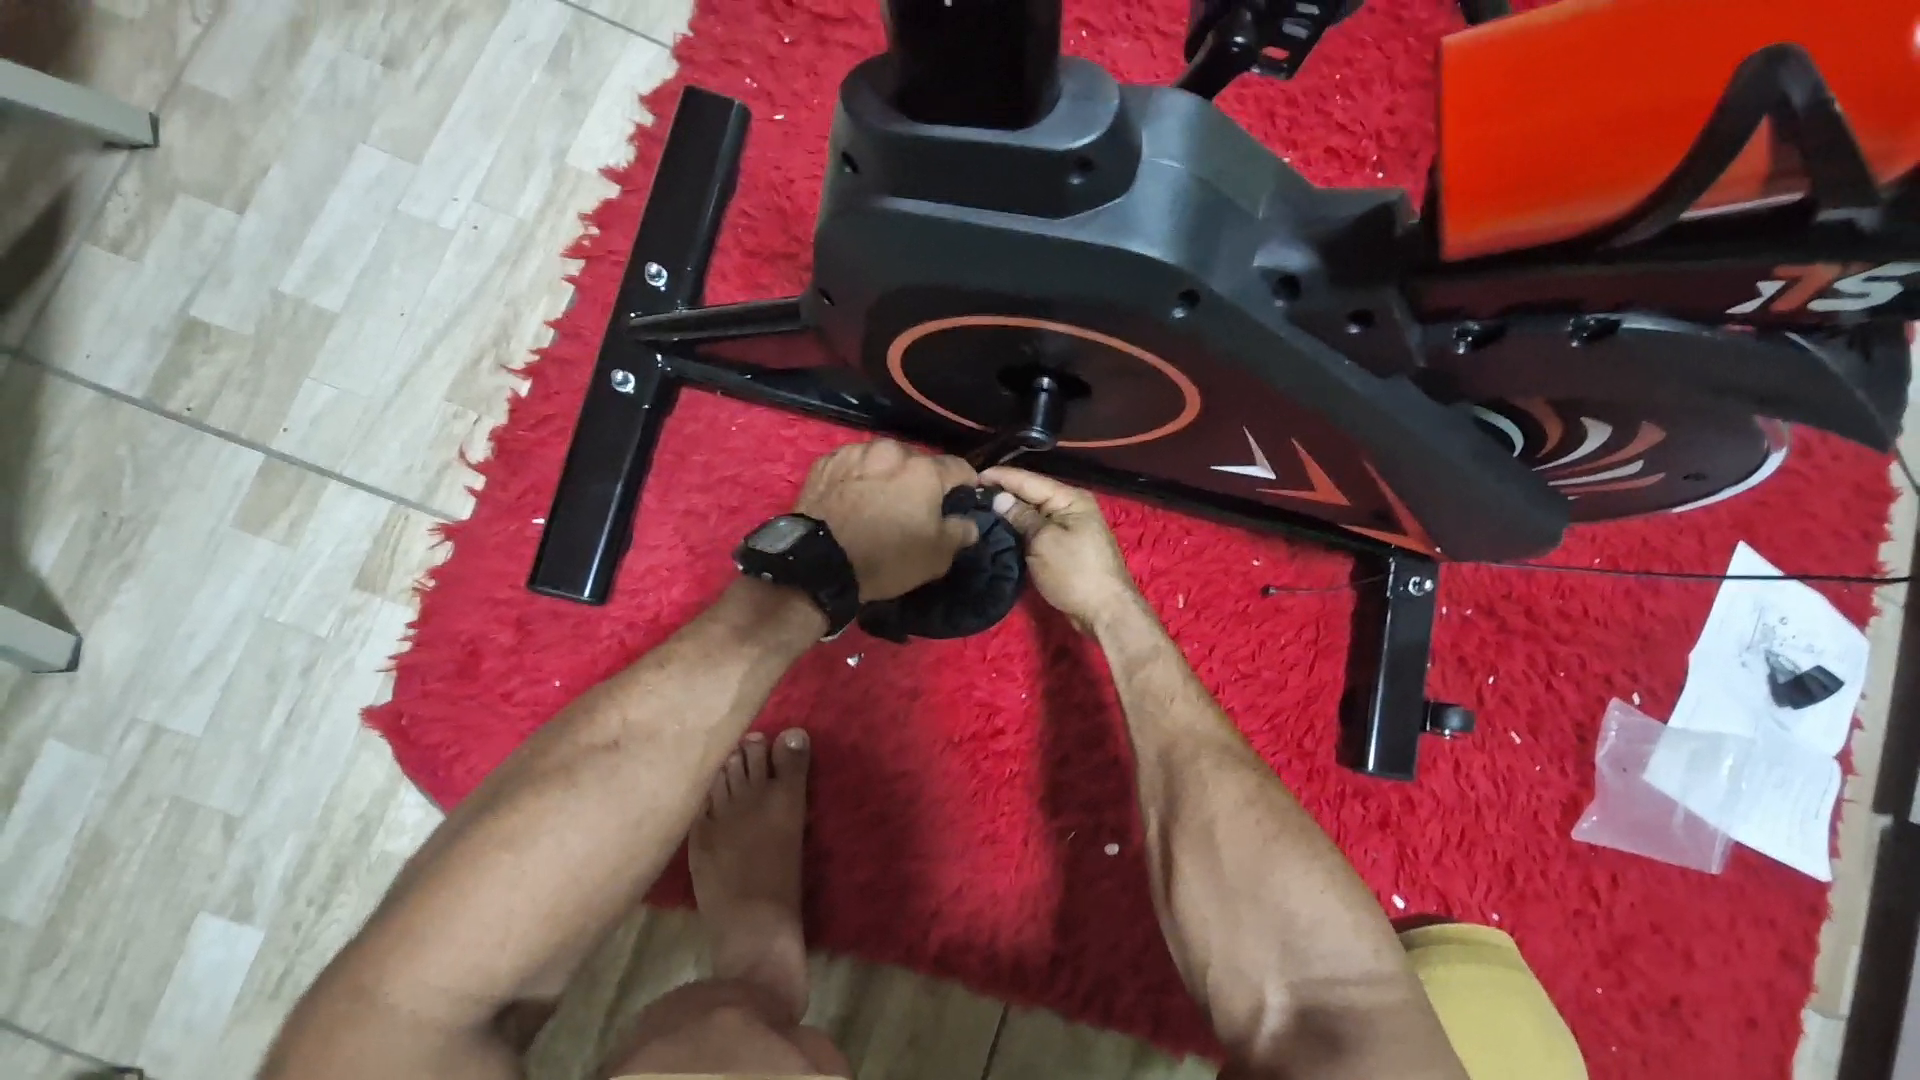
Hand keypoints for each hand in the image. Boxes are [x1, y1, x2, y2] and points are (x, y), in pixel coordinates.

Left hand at [793, 439, 981, 601]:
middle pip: (917, 462)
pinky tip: (852, 499)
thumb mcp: (936, 557)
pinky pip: (852, 466)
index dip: (965, 485)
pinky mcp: (826, 462)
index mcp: (924, 470)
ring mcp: (855, 453)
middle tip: (914, 507)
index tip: (961, 500)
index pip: (959, 467)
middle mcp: (891, 451)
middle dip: (921, 480)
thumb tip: (968, 522)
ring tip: (879, 501)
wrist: (818, 564)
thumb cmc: (885, 559)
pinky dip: (857, 478)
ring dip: (887, 475)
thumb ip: (960, 532)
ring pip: (883, 459)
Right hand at [981, 466, 1145, 633]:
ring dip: (1007, 512)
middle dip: (1001, 493)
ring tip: (976, 509)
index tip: (969, 476)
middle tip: (967, 494)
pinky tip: (997, 529)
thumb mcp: (1044, 542)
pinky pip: (1035, 530)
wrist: (1104, 611)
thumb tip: (998, 498)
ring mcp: (1067, 527)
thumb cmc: (1075, 573)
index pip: (1028, 480)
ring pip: (1031, 513)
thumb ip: (1021, 517)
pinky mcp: (1062, 546)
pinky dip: (1017, 528)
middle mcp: (1069, 507)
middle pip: (1029, 494)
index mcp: (1069, 498)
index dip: (999, 477)